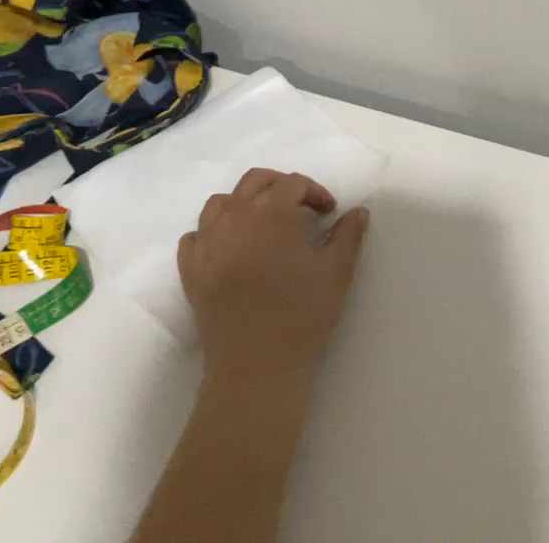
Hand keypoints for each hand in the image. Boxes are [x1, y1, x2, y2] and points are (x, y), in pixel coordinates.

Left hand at [178, 168, 368, 385]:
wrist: (257, 365)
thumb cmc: (302, 315)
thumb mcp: (336, 272)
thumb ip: (348, 235)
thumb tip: (358, 212)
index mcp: (271, 212)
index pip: (293, 184)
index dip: (315, 193)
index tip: (329, 213)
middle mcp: (234, 216)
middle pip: (254, 181)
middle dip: (280, 186)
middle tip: (299, 207)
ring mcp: (207, 241)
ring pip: (220, 203)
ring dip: (243, 203)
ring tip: (262, 223)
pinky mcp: (190, 268)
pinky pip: (195, 235)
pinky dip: (212, 232)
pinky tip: (228, 247)